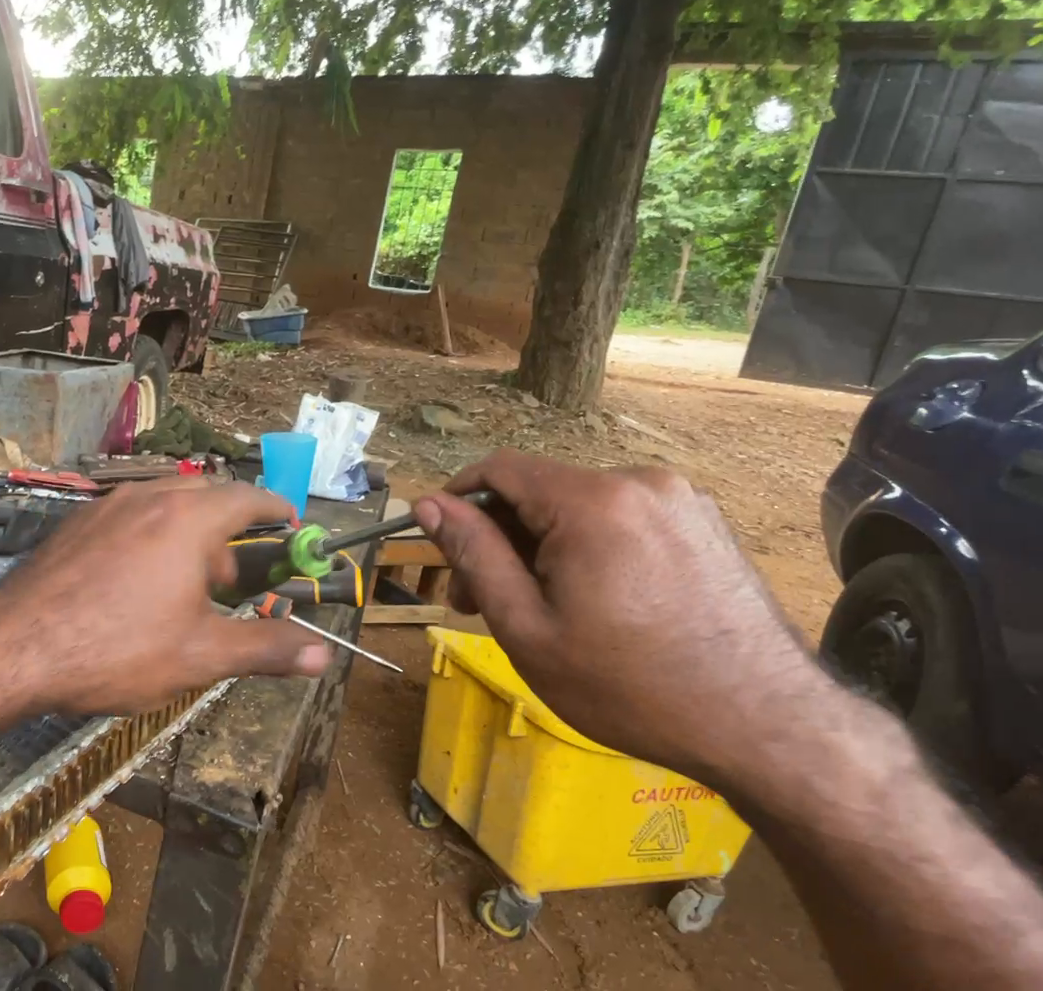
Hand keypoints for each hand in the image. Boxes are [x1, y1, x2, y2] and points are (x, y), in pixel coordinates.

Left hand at [0, 477, 330, 715]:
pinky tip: (135, 585)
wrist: (14, 645)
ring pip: (162, 505)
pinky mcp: (74, 524)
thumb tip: (321, 653)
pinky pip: (128, 518)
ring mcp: (104, 507)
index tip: (291, 523)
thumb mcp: (201, 655)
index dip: (276, 508)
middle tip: (234, 578)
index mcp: (186, 518)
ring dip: (187, 536)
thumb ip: (265, 648)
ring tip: (185, 588)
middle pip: (204, 496)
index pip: (247, 497)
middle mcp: (146, 498)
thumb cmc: (117, 648)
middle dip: (229, 530)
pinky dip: (150, 537)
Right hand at [413, 449, 834, 781]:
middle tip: (477, 601)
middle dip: (498, 538)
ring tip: (536, 610)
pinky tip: (589, 603)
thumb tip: (428, 504)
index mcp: (592, 500)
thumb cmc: (629, 686)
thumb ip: (473, 555)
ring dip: (541, 548)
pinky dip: (586, 550)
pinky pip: (620, 521)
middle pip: (539, 491)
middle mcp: (639, 482)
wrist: (769, 729)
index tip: (439, 547)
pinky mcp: (703, 525)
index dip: (456, 500)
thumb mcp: (526, 626)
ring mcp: (680, 501)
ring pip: (577, 508)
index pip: (498, 469)